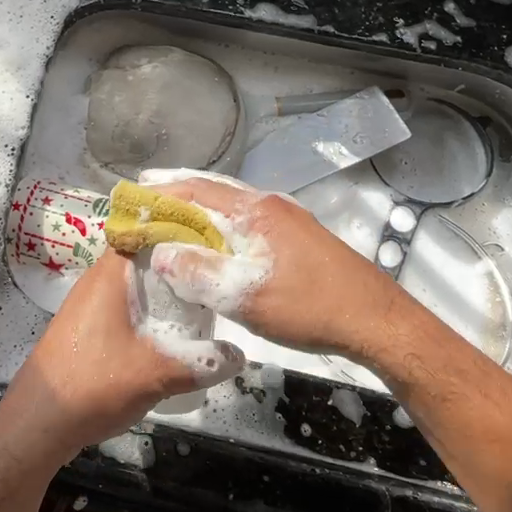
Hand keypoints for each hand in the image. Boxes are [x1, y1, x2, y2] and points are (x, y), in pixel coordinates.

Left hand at [5, 249, 242, 461]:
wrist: (37, 422)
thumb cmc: (92, 384)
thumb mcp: (154, 374)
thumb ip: (200, 363)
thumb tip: (239, 356)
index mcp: (111, 273)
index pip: (146, 227)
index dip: (179, 224)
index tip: (213, 229)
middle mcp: (98, 277)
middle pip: (143, 251)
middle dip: (178, 255)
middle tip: (217, 262)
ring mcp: (91, 301)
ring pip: (134, 278)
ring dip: (163, 282)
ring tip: (201, 290)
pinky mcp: (89, 323)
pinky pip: (126, 299)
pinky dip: (149, 302)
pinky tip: (170, 323)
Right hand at [145, 173, 410, 361]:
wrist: (377, 321)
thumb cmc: (311, 306)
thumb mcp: (248, 296)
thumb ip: (201, 272)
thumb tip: (162, 253)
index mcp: (258, 211)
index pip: (199, 190)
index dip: (164, 192)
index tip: (134, 194)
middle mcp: (272, 206)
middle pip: (216, 191)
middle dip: (180, 192)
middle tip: (147, 194)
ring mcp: (288, 221)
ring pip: (233, 207)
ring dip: (201, 209)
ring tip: (173, 215)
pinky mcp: (298, 240)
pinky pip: (248, 222)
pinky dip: (222, 225)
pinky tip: (216, 242)